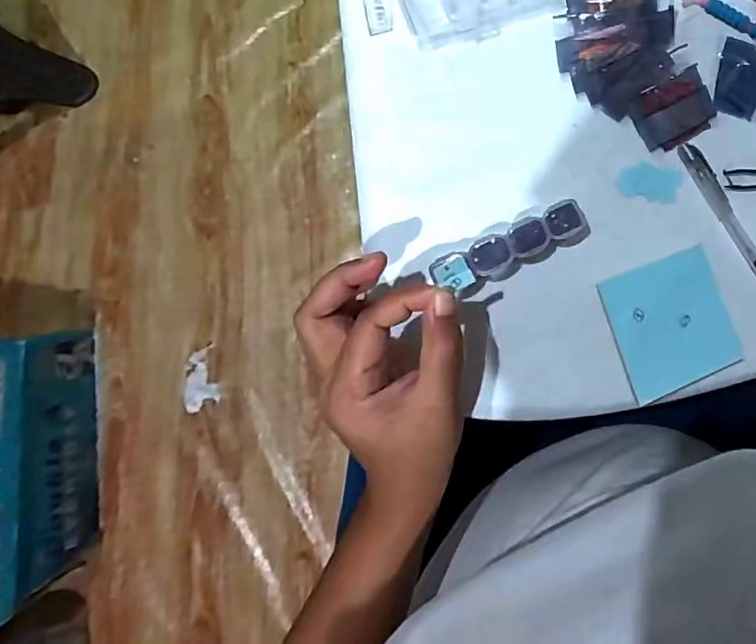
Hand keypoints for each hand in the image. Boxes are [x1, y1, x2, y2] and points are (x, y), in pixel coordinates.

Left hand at [324, 285, 463, 515]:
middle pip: (313, 315)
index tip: (438, 295)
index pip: (366, 323)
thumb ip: (441, 346)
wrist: (407, 493)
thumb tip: (442, 296)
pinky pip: (343, 325)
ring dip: (347, 289)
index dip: (402, 299)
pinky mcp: (351, 370)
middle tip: (381, 262)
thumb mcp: (439, 401)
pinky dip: (360, 302)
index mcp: (344, 388)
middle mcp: (329, 377)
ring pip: (322, 317)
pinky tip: (387, 296)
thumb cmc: (422, 454)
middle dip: (342, 281)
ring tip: (383, 271)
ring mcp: (335, 374)